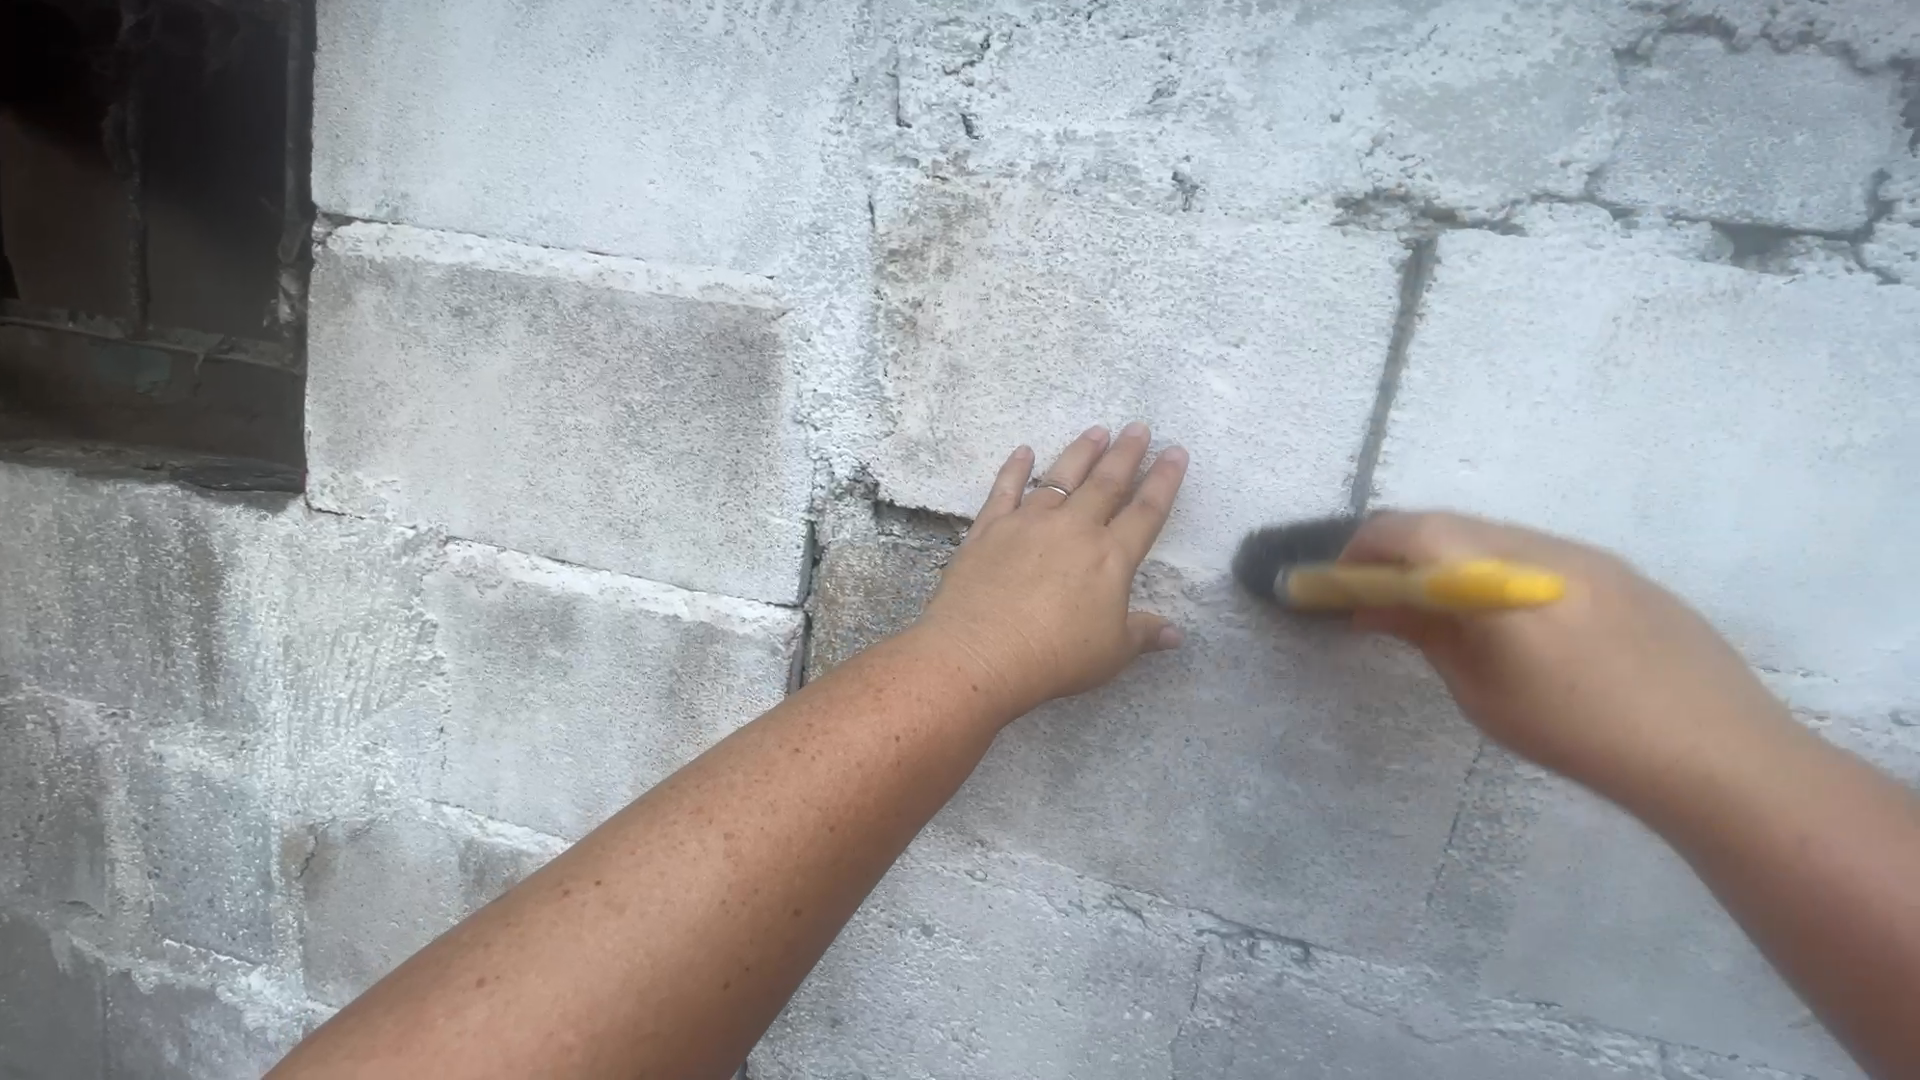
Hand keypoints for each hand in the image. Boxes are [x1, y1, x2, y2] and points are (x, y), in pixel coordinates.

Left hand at [910, 423, 1189, 718]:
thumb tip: (1177, 635)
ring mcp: (1028, 524)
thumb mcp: (1111, 653)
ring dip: (1081, 452)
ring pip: (1060, 477)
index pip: (1147, 511)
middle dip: (1127, 453)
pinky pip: (1005, 490)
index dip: (1165, 480)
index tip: (1176, 452)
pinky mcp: (989, 529)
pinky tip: (1023, 451)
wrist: (982, 652)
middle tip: (1139, 427)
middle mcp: (1073, 529)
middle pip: (1106, 483)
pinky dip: (1014, 468)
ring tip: (1097, 430)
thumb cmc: (1056, 657)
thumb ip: (1143, 635)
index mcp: (1111, 557)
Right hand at [1341, 511, 1792, 796]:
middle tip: (1375, 590)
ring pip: (1488, 532)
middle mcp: (1541, 548)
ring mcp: (1584, 553)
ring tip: (1432, 601)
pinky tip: (1497, 609)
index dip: (1362, 548)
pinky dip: (1488, 563)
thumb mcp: (1480, 690)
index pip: (1411, 533)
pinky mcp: (1615, 567)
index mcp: (1502, 578)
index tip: (1339, 580)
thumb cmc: (1577, 731)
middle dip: (1396, 548)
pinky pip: (1530, 548)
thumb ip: (1425, 633)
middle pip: (1445, 523)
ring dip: (1443, 554)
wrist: (1719, 755)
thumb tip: (1374, 606)